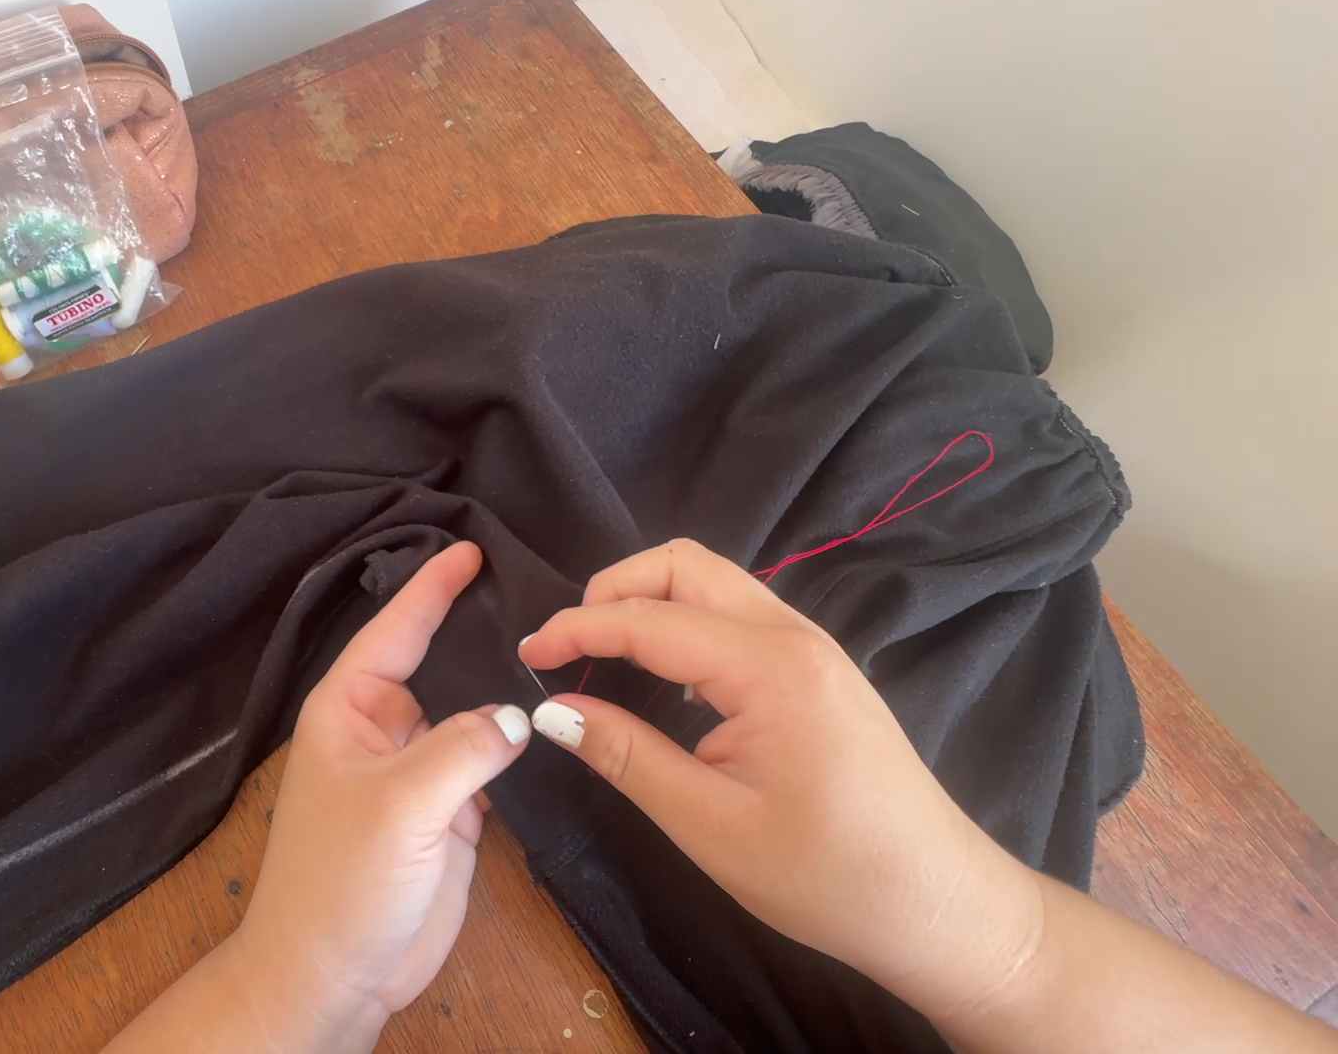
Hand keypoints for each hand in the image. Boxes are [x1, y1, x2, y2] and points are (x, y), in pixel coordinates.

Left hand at [231, 541, 531, 1043]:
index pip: (396, 628)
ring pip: (470, 709)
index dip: (433, 588)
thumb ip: (462, 748)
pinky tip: (555, 713)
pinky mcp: (451, 805)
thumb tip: (519, 714)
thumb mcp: (398, 803)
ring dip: (503, 683)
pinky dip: (517, 735)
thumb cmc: (343, 879)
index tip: (472, 549)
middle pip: (438, 661)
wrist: (337, 973)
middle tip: (539, 590)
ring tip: (559, 644)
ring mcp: (421, 765)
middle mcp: (387, 724)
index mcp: (352, 706)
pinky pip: (489, 755)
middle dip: (478, 628)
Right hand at [517, 539, 1043, 1016]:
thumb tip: (551, 711)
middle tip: (570, 647)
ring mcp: (806, 642)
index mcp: (769, 668)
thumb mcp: (710, 827)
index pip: (647, 620)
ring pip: (705, 576)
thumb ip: (626, 756)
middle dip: (610, 591)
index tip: (527, 655)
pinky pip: (727, 607)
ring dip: (643, 598)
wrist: (947, 909)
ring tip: (603, 653)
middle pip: (680, 564)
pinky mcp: (810, 661)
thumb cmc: (830, 877)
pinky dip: (676, 617)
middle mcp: (790, 633)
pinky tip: (661, 672)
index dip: (576, 630)